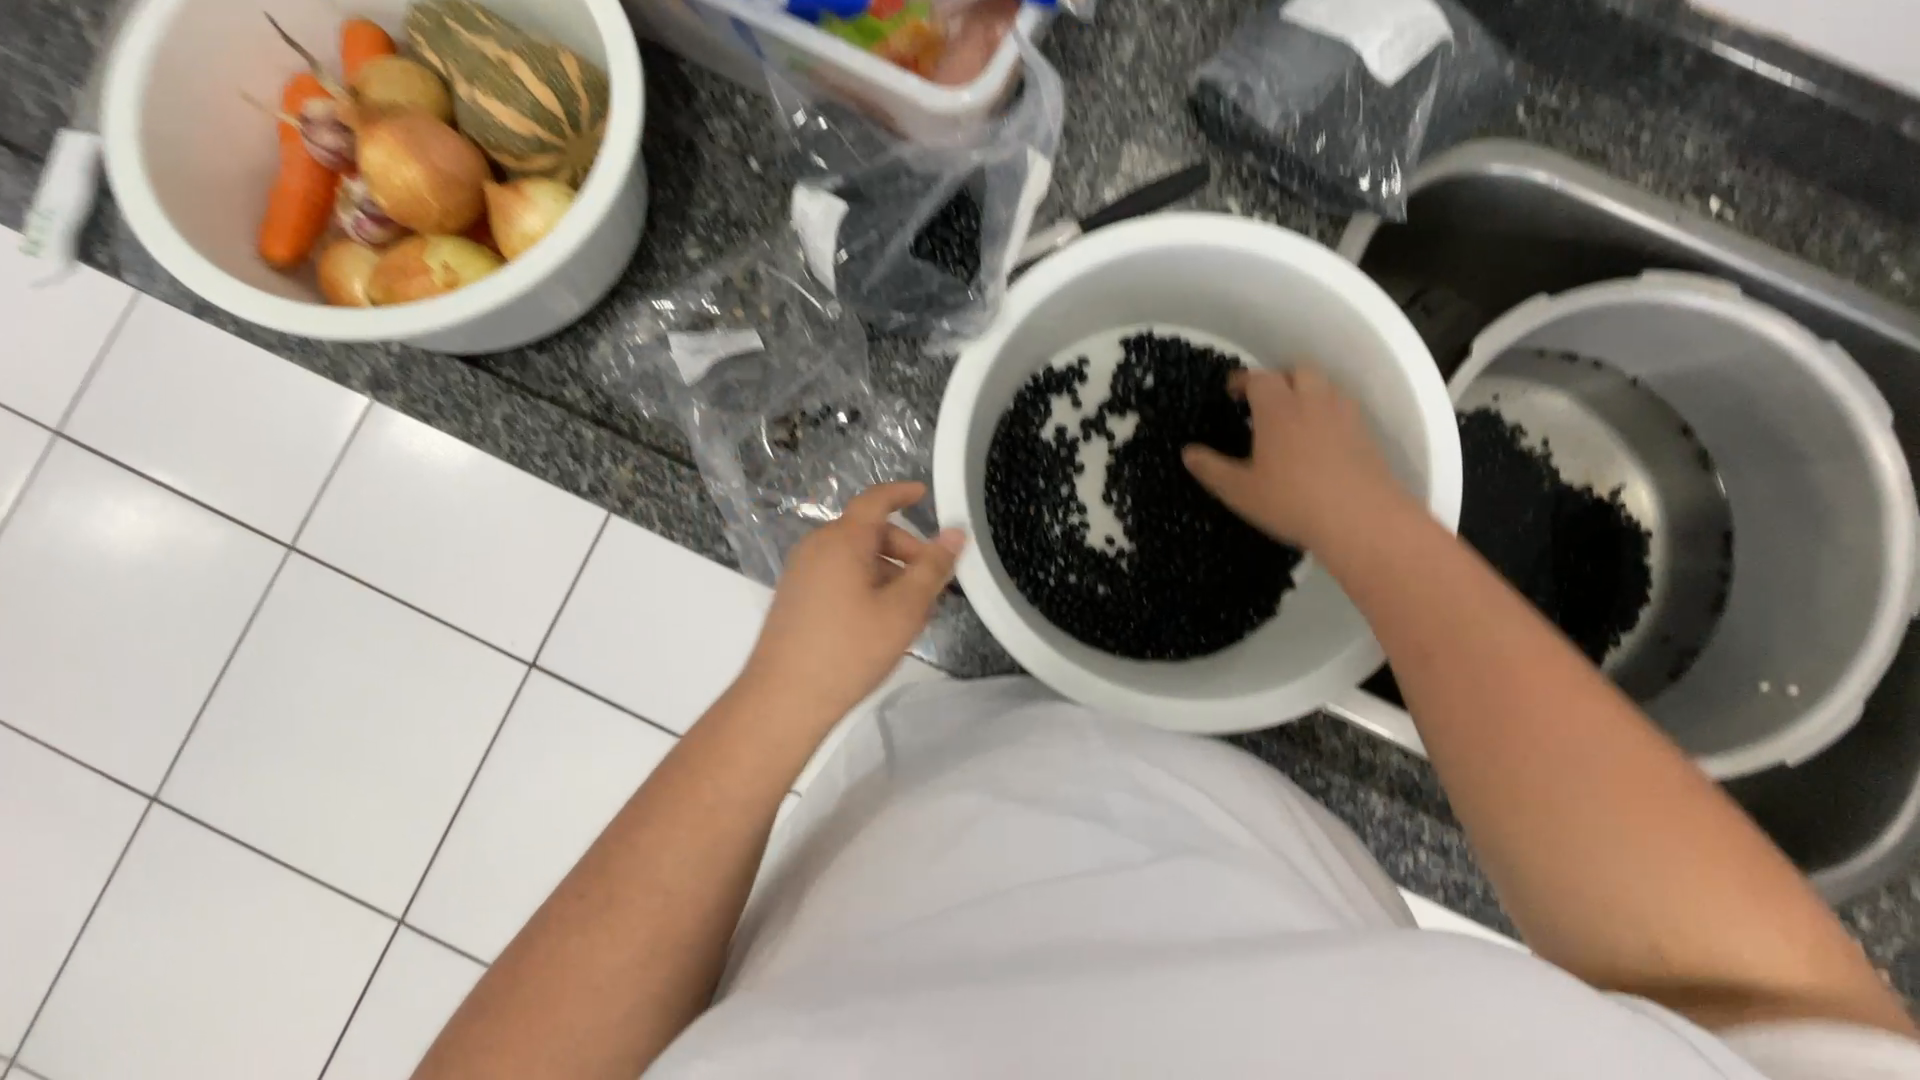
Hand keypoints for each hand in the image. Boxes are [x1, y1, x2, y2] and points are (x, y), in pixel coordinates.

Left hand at [738, 482, 965, 722]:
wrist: (784, 697)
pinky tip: (883, 623)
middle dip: (906, 551)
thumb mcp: (903, 610)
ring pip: (855, 558)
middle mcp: (817, 548)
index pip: (875, 500)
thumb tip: (954, 535)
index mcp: (842, 540)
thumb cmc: (849, 649)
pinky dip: (866, 586)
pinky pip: (838, 577)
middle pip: (869, 533)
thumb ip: (932, 568)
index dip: (901, 493)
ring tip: (914, 612)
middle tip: (934, 583)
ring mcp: (802, 573)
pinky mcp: (796, 598)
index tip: (924, 494)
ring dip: (889, 573)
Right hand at [1182, 366, 1408, 549]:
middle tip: (1264, 401)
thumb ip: (1211, 469)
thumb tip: (1188, 453)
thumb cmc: (1292, 501)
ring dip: (1306, 391)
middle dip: (1278, 379)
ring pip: (1324, 386)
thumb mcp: (1240, 491)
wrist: (1362, 519)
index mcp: (1277, 408)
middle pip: (1296, 371)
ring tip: (1293, 415)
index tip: (1232, 392)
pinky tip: (1320, 437)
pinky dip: (1327, 411)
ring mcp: (1343, 414)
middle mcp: (1312, 401)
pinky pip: (1343, 407)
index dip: (1242, 381)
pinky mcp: (1365, 432)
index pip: (1258, 378)